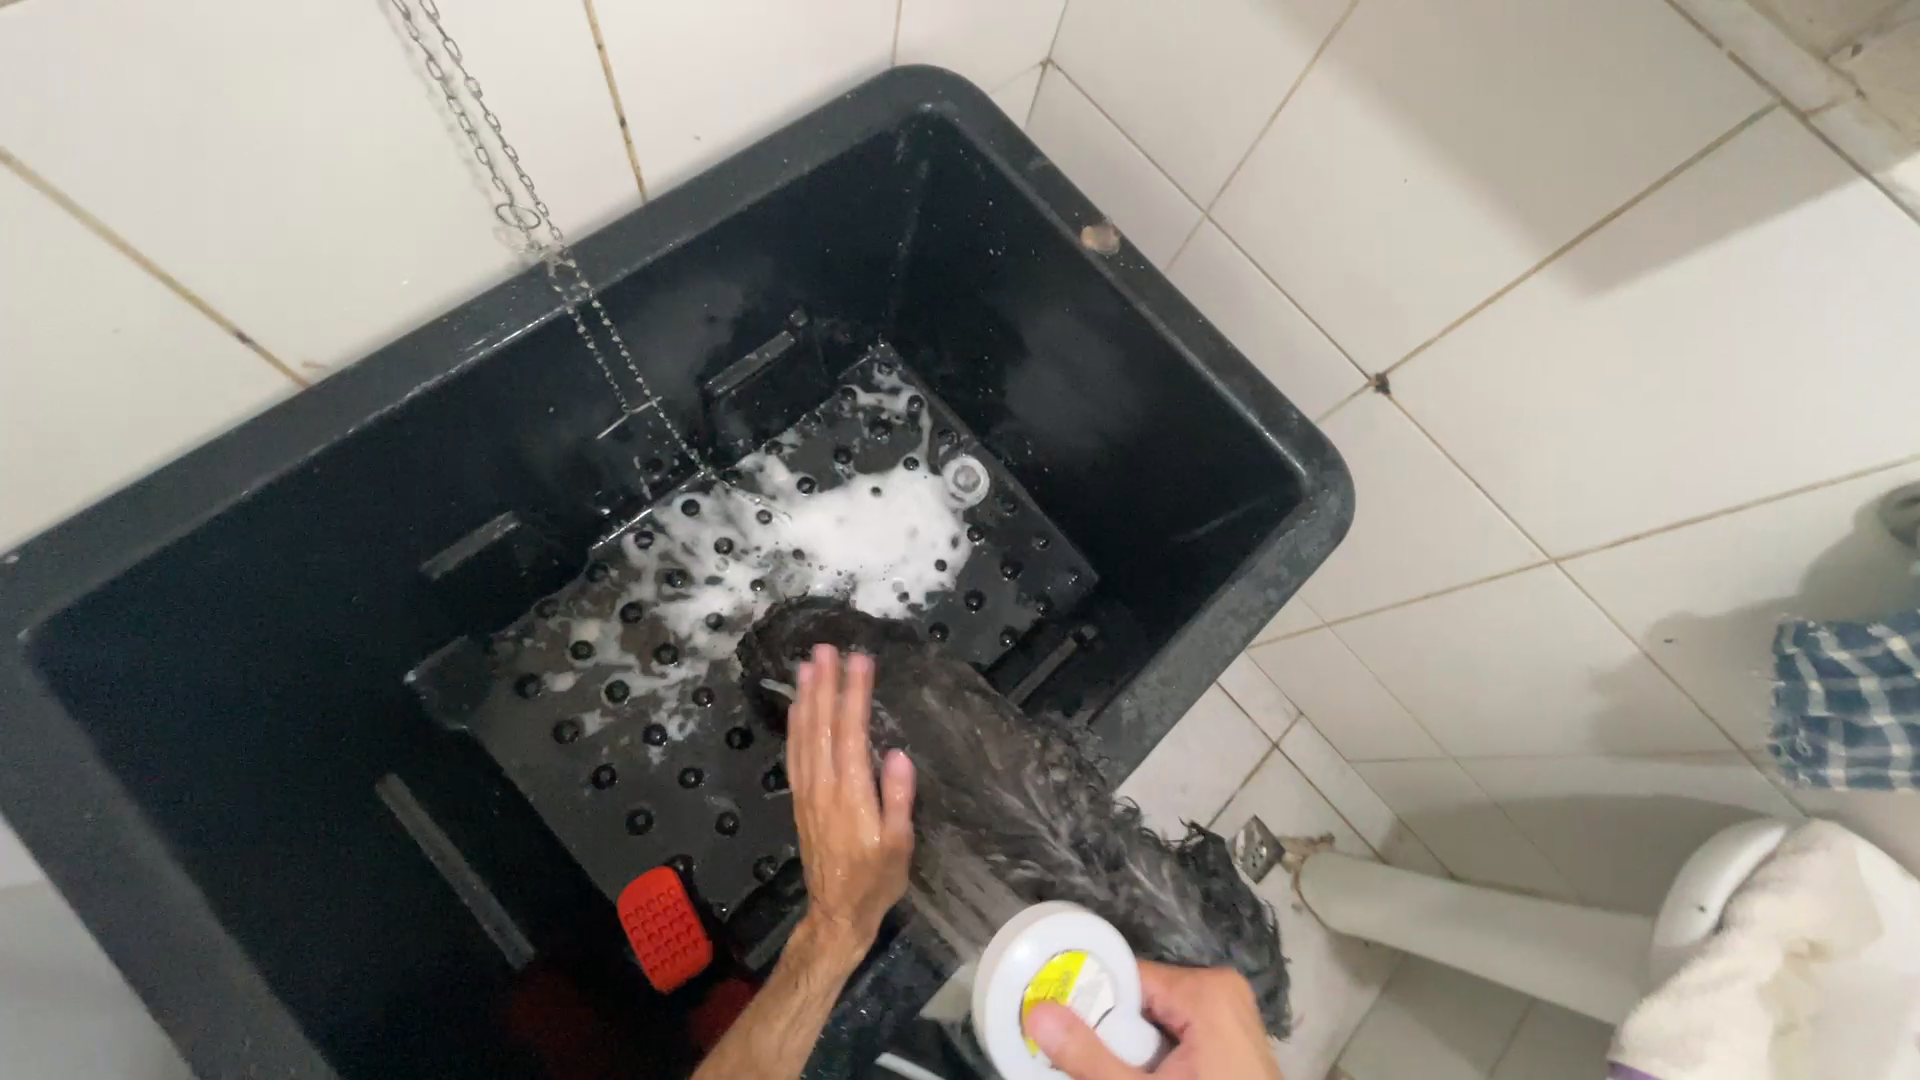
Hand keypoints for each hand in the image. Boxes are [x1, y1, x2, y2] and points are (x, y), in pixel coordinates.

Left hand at [787, 645, 915, 965]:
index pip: (852, 733)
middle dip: (826, 684)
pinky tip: (796, 706)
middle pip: (823, 725)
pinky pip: (794, 753)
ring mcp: (807, 791)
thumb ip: (898, 799)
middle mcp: (824, 785)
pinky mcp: (800, 799)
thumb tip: (898, 754)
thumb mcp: (900, 846)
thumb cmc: (876, 880)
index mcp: (851, 794)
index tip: (860, 660)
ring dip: (806, 697)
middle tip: (826, 648)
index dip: (855, 694)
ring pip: (804, 735)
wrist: (836, 914)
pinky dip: (793, 725)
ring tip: (808, 664)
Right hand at [1025, 962, 1281, 1079]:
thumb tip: (1036, 1014)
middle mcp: (1221, 987)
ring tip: (1126, 1071)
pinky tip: (1147, 1073)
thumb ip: (1089, 1056)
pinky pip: (1179, 1027)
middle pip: (1141, 996)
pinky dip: (1159, 1052)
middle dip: (1116, 1031)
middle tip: (1099, 1061)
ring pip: (1157, 1013)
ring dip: (1135, 1045)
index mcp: (1205, 989)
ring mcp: (1231, 1009)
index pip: (1126, 977)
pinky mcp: (1233, 1033)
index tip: (1066, 1027)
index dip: (1093, 1003)